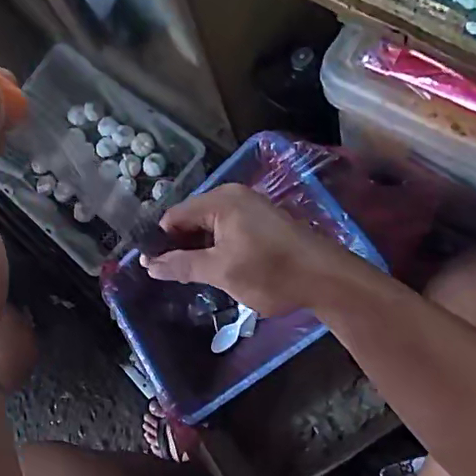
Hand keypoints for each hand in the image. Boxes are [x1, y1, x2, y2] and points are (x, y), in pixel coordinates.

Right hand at [140, 185, 364, 317]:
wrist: (326, 279)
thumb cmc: (270, 272)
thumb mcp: (220, 271)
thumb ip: (182, 265)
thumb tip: (149, 264)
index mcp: (220, 200)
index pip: (174, 216)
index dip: (160, 242)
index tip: (151, 268)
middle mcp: (234, 196)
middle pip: (192, 219)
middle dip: (180, 246)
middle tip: (170, 277)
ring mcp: (252, 208)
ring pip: (211, 227)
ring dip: (200, 250)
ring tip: (192, 277)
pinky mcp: (265, 223)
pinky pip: (229, 231)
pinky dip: (219, 248)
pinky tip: (219, 270)